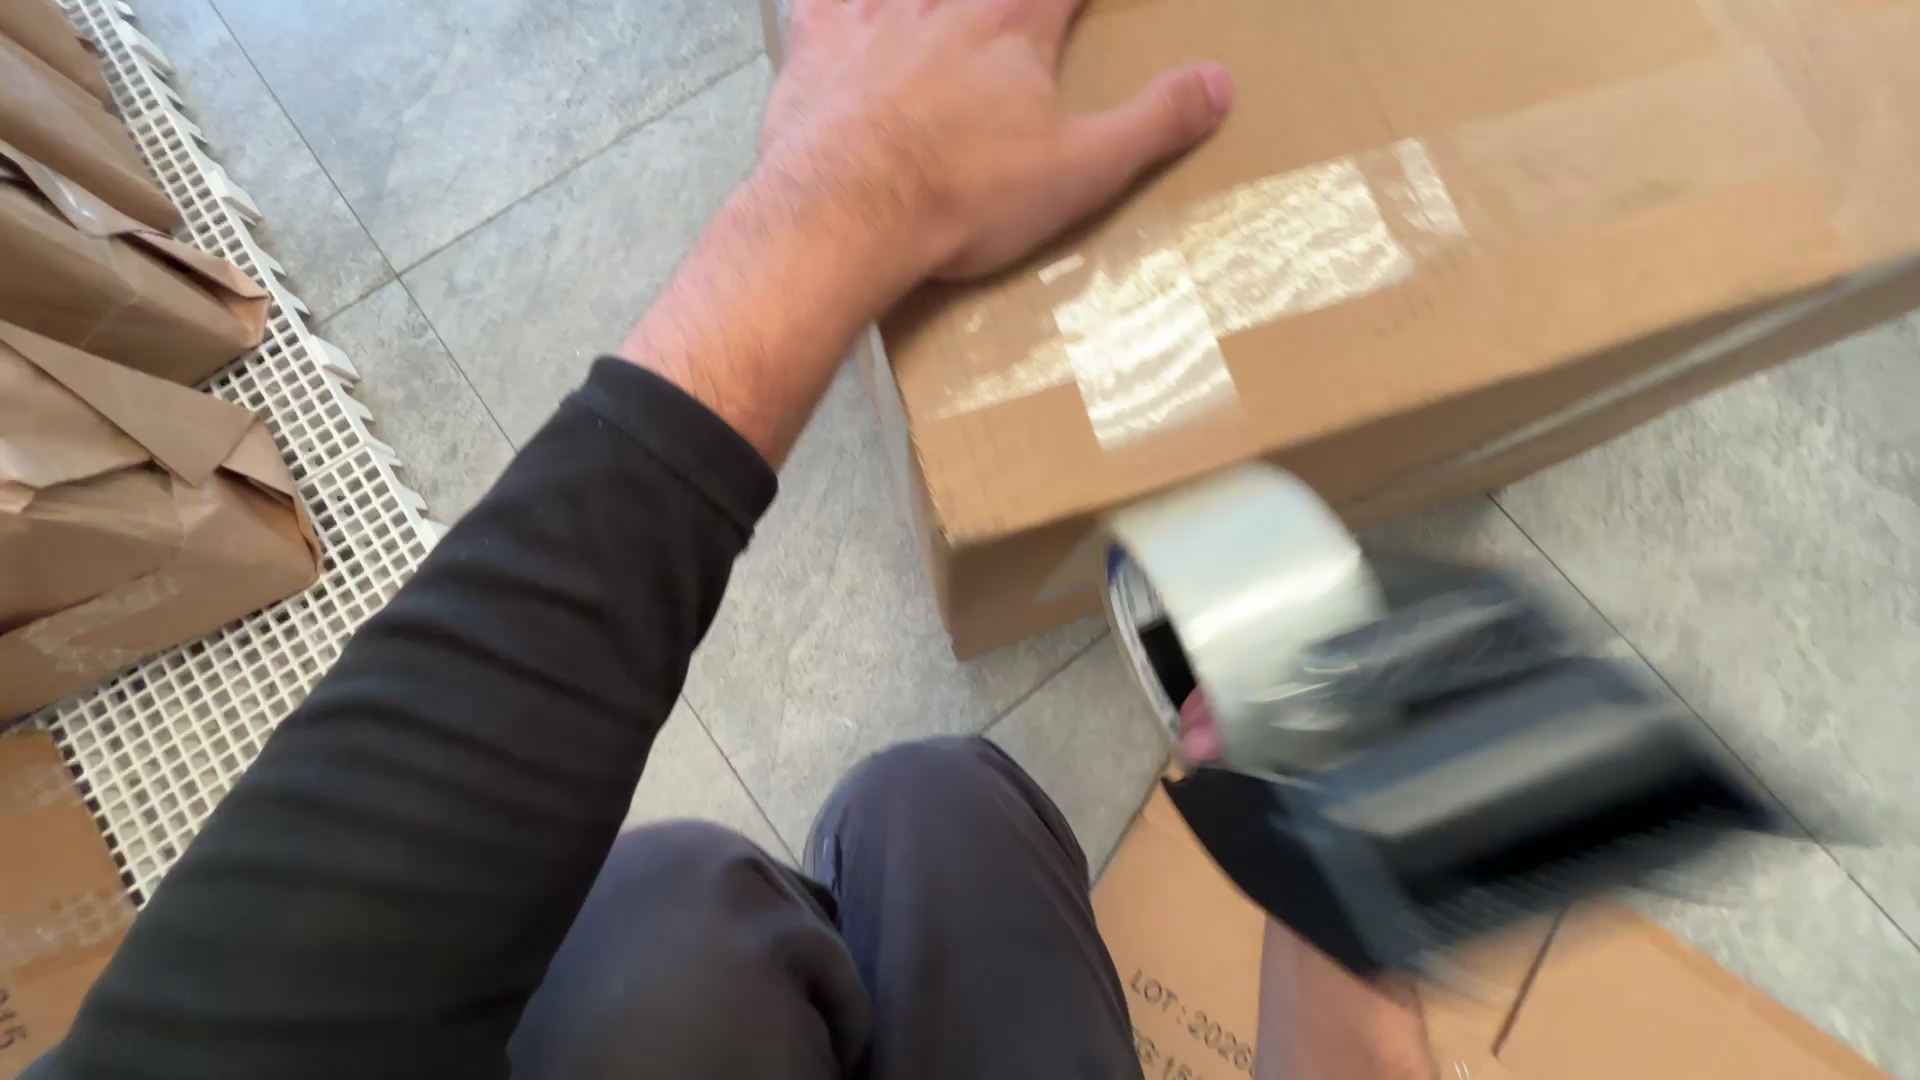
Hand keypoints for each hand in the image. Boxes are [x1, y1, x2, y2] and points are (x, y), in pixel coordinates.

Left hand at [760, 0, 1234, 283]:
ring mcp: (874, 16)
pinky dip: (831, 4)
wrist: (850, 219)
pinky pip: (820, 2)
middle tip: (1011, 13)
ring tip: (934, 17)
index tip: (1088, 4)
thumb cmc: (964, 199)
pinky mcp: (819, 49)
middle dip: (1010, 0)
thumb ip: (1151, 124)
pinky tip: (838, 10)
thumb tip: (1221, 84)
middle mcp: (944, 1)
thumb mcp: (1079, 173)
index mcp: (1014, 23)